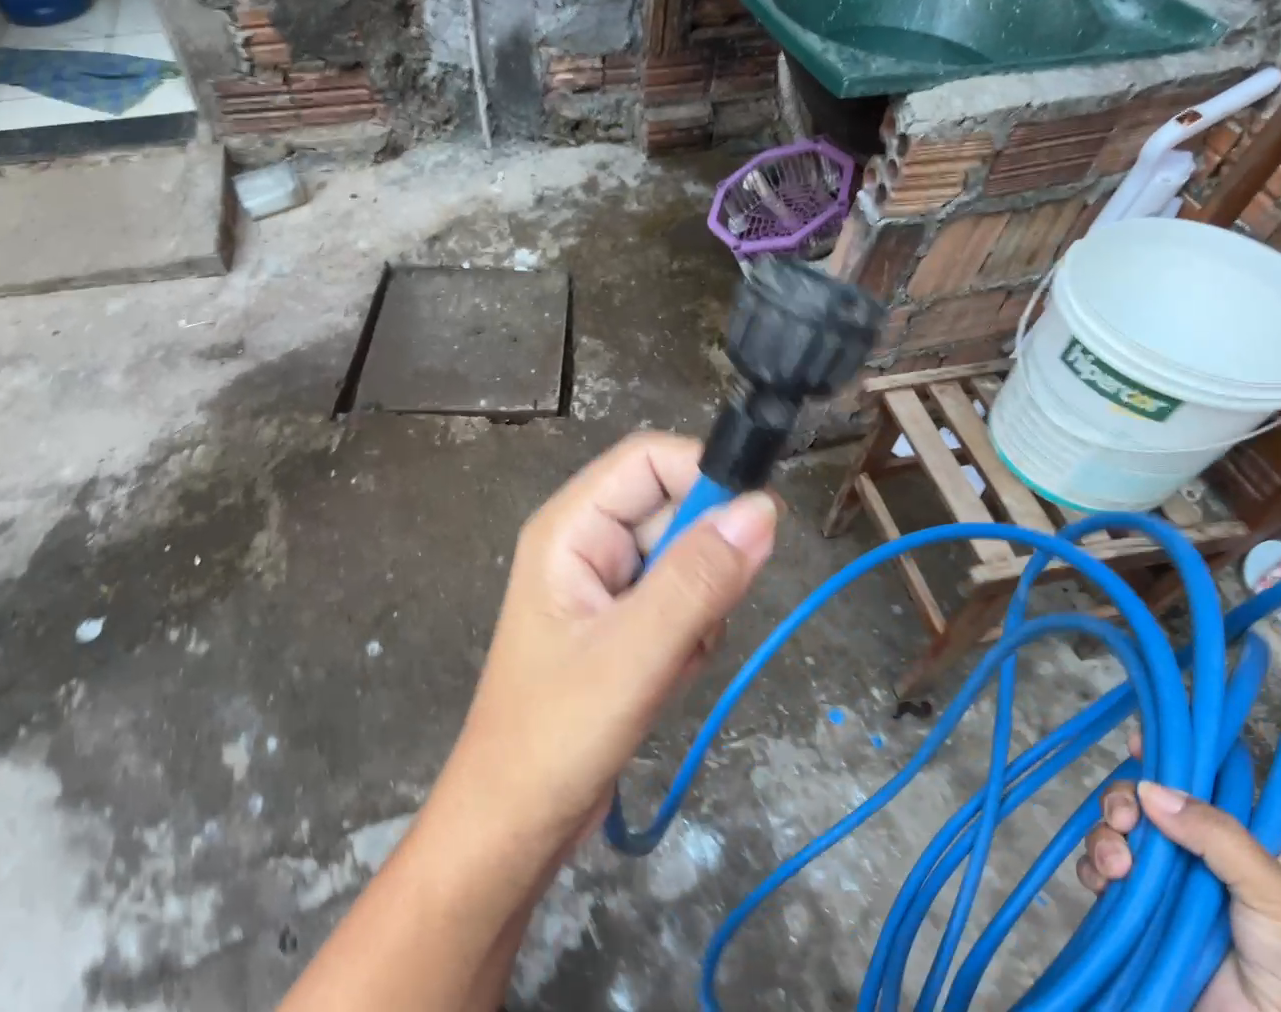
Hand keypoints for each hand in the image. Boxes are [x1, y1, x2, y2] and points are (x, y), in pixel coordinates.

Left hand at [428, 432, 779, 857]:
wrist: (518, 820)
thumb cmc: (558, 734)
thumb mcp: (633, 653)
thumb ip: (698, 579)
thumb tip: (762, 510)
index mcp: (571, 528)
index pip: (650, 459)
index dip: (706, 477)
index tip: (756, 530)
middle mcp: (587, 545)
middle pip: (674, 510)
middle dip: (704, 565)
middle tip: (699, 625)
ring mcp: (605, 589)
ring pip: (688, 563)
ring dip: (701, 611)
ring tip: (671, 661)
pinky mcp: (622, 628)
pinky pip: (682, 606)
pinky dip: (692, 639)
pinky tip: (668, 678)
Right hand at [1078, 735, 1280, 1011]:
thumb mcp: (1274, 890)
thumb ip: (1217, 836)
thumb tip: (1149, 788)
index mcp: (1244, 843)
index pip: (1202, 788)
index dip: (1170, 762)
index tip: (1137, 745)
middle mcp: (1199, 857)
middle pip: (1146, 808)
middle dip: (1123, 806)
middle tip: (1122, 822)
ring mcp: (1167, 888)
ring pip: (1119, 839)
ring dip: (1106, 841)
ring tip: (1116, 869)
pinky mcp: (1139, 918)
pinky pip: (1103, 879)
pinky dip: (1093, 872)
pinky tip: (1102, 883)